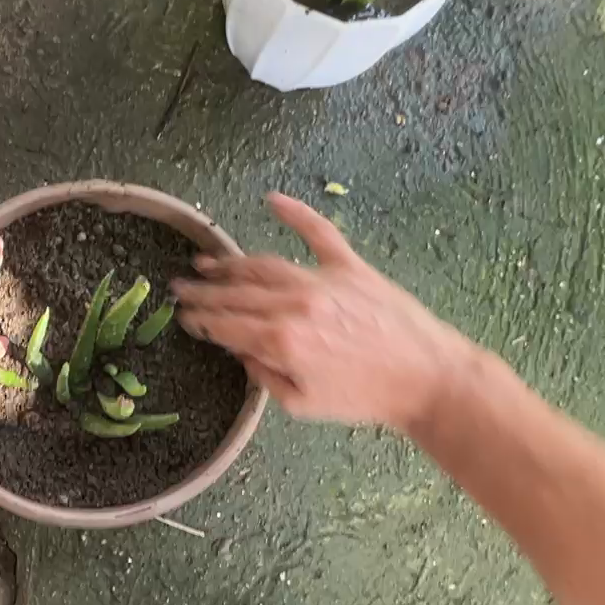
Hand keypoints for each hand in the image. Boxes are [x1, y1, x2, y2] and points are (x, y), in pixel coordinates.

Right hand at [172, 193, 475, 431]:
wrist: (426, 378)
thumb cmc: (361, 399)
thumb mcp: (300, 404)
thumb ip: (263, 375)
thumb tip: (242, 351)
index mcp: (280, 341)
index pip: (225, 325)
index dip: (199, 320)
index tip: (182, 317)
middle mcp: (295, 304)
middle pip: (236, 292)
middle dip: (203, 290)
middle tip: (178, 286)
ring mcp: (322, 281)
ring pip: (264, 265)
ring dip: (231, 263)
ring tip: (206, 262)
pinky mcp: (351, 268)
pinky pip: (320, 233)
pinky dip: (297, 214)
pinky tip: (274, 200)